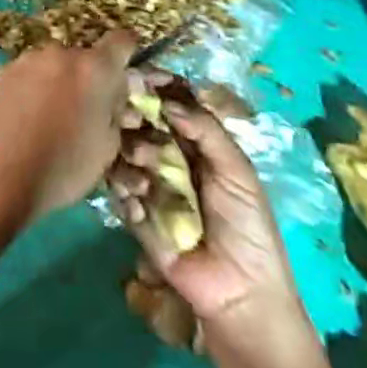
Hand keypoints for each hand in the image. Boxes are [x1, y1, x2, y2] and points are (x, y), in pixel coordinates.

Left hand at [0, 32, 138, 220]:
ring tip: (53, 114)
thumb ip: (115, 110)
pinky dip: (36, 86)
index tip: (124, 73)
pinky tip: (29, 115)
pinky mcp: (5, 71)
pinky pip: (31, 73)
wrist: (1, 175)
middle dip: (90, 76)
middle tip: (86, 107)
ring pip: (56, 64)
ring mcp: (30, 59)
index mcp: (95, 68)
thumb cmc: (64, 166)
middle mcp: (63, 53)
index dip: (126, 54)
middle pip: (86, 56)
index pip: (122, 40)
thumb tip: (114, 95)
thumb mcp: (108, 146)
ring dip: (61, 80)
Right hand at [109, 99, 300, 320]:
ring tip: (144, 178)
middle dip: (133, 117)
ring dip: (130, 156)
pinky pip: (119, 192)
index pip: (170, 105)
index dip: (156, 88)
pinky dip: (126, 192)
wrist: (241, 290)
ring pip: (125, 153)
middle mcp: (168, 156)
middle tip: (130, 121)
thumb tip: (168, 100)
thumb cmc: (247, 225)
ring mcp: (149, 183)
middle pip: (142, 123)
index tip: (140, 76)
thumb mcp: (237, 170)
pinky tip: (141, 204)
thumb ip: (205, 129)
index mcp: (196, 142)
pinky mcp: (135, 214)